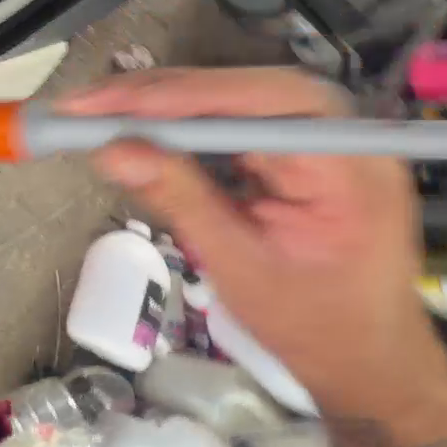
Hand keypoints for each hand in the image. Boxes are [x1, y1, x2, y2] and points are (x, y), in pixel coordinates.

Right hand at [61, 67, 446, 412]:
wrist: (362, 359)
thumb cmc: (314, 323)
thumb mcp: (241, 266)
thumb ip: (180, 199)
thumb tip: (112, 151)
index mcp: (350, 164)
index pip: (262, 102)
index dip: (182, 95)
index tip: (112, 104)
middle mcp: (336, 135)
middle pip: (235, 88)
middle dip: (154, 93)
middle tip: (83, 105)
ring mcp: (310, 136)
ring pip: (221, 96)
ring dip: (153, 102)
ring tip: (93, 112)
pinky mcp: (283, 145)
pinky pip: (220, 116)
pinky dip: (168, 119)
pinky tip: (128, 124)